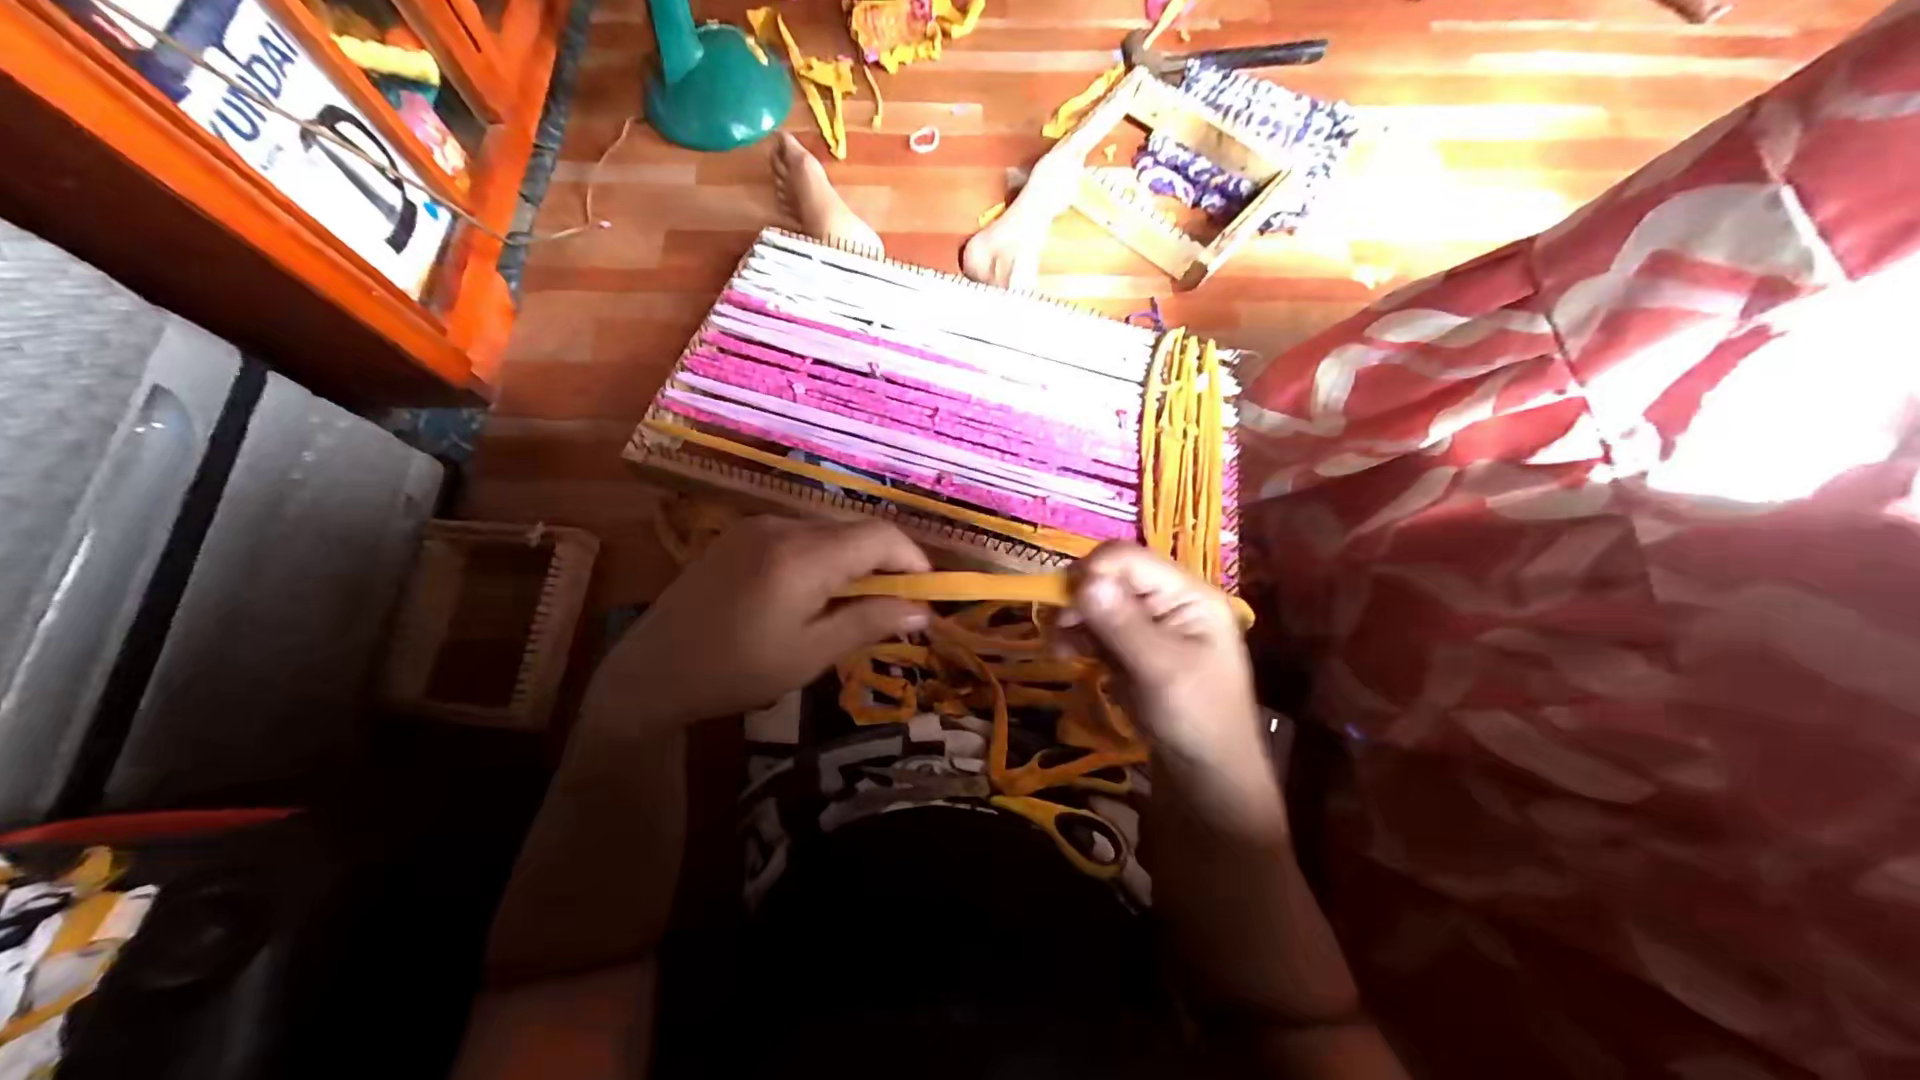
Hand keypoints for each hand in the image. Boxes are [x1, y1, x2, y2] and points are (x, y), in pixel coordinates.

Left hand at [583, 517, 931, 730]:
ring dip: (855, 559)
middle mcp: (782, 525)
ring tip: (855, 603)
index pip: (881, 535)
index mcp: (802, 556)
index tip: (926, 596)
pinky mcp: (741, 533)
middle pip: (857, 528)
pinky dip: (824, 555)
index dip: (913, 560)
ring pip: (830, 529)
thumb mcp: (810, 654)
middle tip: (894, 605)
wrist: (651, 670)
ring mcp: (758, 524)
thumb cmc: (736, 671)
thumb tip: (924, 610)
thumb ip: (869, 623)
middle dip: (886, 561)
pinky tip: (815, 591)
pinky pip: (801, 533)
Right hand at [1061, 544, 1263, 770]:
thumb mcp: (1161, 670)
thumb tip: (1084, 579)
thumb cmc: (1197, 719)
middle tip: (1060, 628)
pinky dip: (1076, 636)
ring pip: (1096, 601)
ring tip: (1058, 647)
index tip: (1067, 604)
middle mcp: (1166, 600)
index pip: (1130, 559)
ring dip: (1073, 618)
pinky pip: (1094, 627)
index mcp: (1187, 594)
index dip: (1093, 572)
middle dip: (1079, 597)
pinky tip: (1064, 654)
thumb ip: (1122, 623)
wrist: (1206, 773)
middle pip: (1110, 575)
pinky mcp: (1129, 647)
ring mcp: (1147, 624)